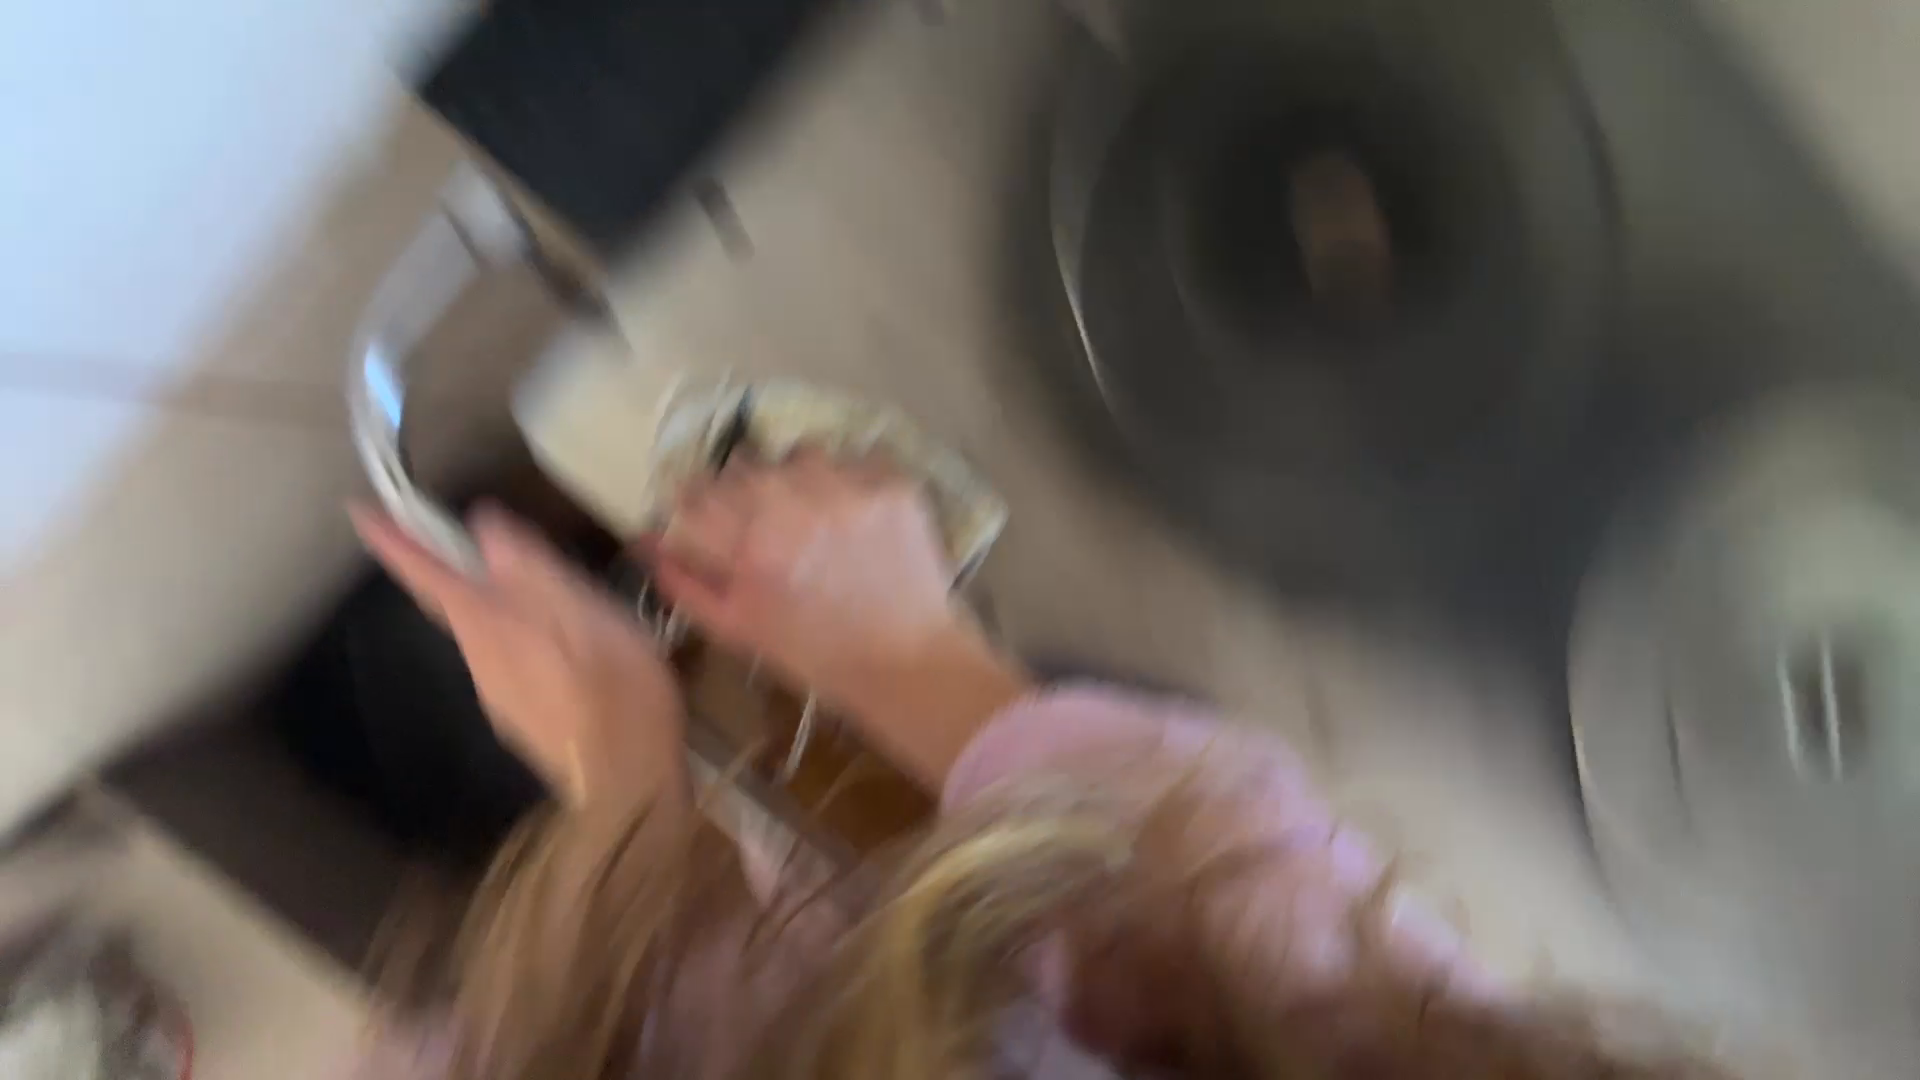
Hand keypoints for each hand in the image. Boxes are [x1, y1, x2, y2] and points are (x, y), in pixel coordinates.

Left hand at [351, 503, 684, 810]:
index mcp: (491, 622)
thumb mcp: (582, 608)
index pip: (429, 572)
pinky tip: (559, 647)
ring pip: (485, 634)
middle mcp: (481, 656)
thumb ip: (531, 567)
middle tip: (449, 539)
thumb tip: (484, 523)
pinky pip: (511, 662)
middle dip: (443, 570)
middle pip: (454, 604)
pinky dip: (520, 638)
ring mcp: (499, 692)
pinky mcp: (523, 716)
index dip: (397, 540)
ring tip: (531, 589)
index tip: (361, 511)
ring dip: (491, 604)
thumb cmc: (613, 682)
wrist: (624, 770)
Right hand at [645, 453, 1028, 786]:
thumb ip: (685, 583)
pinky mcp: (893, 485)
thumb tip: (642, 537)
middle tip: (768, 518)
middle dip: (746, 488)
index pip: (697, 493)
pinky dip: (850, 477)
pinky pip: (856, 456)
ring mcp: (851, 490)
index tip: (710, 514)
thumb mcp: (740, 629)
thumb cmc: (817, 653)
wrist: (908, 658)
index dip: (698, 502)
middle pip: (745, 465)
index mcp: (752, 546)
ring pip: (800, 452)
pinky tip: (855, 510)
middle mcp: (798, 506)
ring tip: (814, 508)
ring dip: (798, 475)